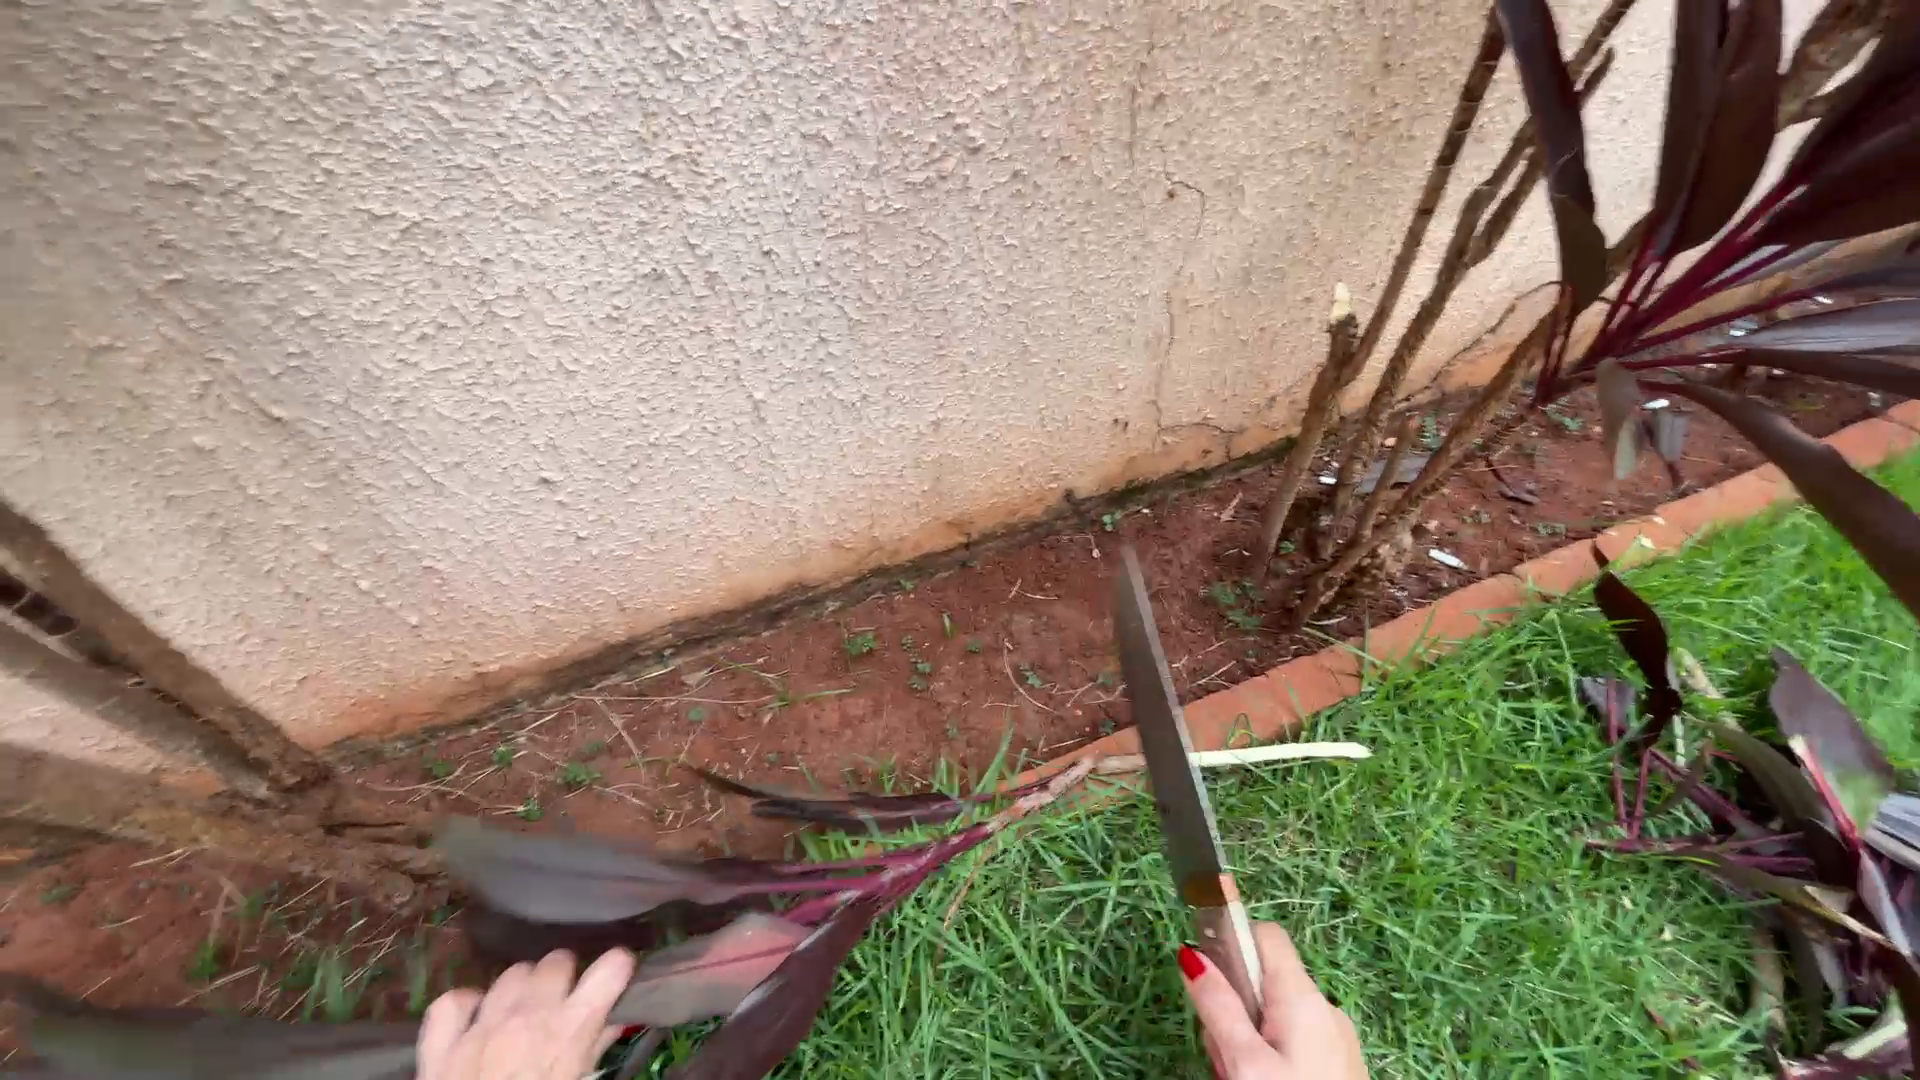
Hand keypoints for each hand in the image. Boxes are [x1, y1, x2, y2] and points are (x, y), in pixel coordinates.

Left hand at [416, 948, 635, 1079]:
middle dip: (564, 976)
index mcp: (571, 1027)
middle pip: (557, 961)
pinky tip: (476, 1019)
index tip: (615, 979)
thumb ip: (597, 1047)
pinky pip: (452, 1003)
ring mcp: (482, 1027)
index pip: (612, 966)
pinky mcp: (441, 1048)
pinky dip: (465, 1006)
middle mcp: (530, 1015)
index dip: (617, 968)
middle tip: (563, 1002)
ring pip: (511, 975)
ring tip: (521, 1013)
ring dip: (521, 989)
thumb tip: (614, 1018)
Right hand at [1178, 922, 1366, 1078]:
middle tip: (1222, 1050)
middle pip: (1264, 980)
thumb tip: (1191, 954)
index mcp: (1304, 997)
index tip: (1207, 974)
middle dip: (1233, 1005)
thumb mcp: (1244, 1062)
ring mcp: (1337, 1040)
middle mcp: (1325, 1010)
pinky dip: (1270, 1056)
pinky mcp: (1341, 1067)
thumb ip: (1216, 1005)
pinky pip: (1294, 1042)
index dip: (1231, 941)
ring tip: (1239, 1076)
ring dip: (1248, 1036)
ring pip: (1275, 1015)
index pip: (1265, 935)